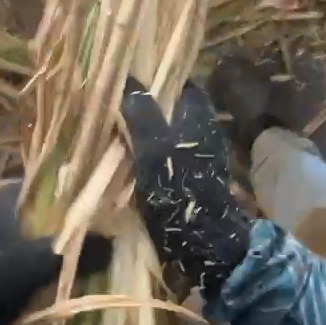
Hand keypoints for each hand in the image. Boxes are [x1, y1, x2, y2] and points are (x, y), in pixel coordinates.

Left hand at [0, 183, 110, 324]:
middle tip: (82, 240)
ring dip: (34, 256)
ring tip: (66, 269)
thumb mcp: (36, 266)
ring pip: (10, 246)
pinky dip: (19, 278)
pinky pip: (0, 273)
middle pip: (21, 218)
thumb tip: (114, 240)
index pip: (29, 188)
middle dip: (50, 228)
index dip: (57, 195)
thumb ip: (76, 251)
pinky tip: (37, 293)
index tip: (84, 208)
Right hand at [120, 79, 253, 298]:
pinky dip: (155, 156)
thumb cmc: (180, 191)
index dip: (163, 81)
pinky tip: (134, 164)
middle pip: (179, 111)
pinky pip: (173, 158)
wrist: (205, 244)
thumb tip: (130, 82)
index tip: (135, 80)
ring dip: (152, 133)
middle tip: (121, 109)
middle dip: (154, 108)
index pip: (184, 86)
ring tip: (120, 135)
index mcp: (199, 119)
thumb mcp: (154, 149)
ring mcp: (203, 160)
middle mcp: (205, 134)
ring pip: (175, 135)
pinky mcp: (197, 183)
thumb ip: (144, 115)